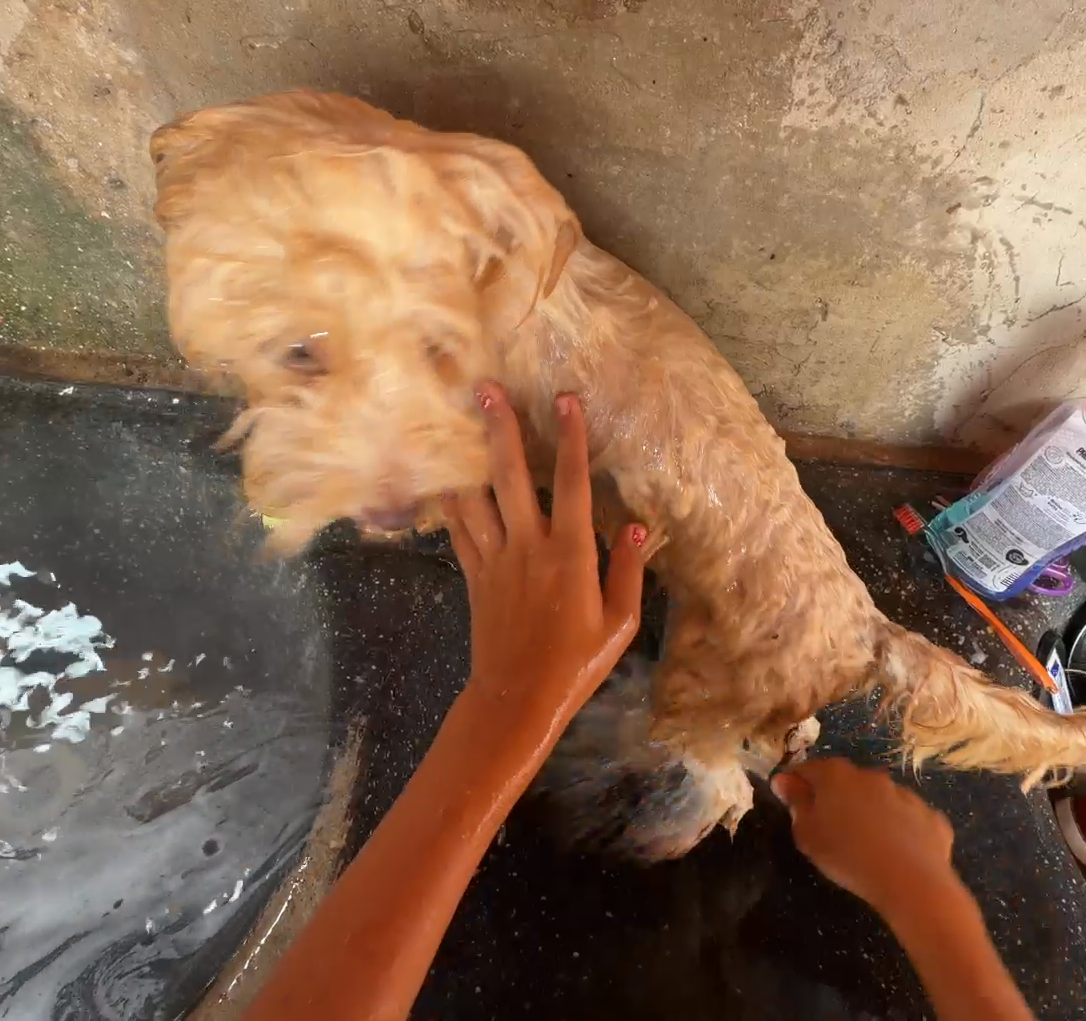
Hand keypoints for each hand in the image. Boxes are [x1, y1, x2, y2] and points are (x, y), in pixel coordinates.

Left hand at [442, 381, 647, 731]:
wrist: (518, 698)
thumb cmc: (577, 662)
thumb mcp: (620, 622)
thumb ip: (629, 569)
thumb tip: (640, 525)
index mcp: (570, 554)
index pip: (573, 484)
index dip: (571, 439)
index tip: (567, 400)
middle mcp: (529, 545)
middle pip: (512, 475)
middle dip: (500, 428)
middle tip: (486, 388)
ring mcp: (495, 558)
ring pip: (478, 496)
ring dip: (469, 454)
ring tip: (457, 418)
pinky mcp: (473, 574)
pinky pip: (459, 528)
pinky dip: (452, 499)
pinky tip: (445, 474)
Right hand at [770, 758, 957, 907]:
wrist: (911, 882)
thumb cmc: (847, 855)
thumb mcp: (807, 834)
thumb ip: (795, 803)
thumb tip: (783, 779)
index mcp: (834, 775)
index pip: (806, 769)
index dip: (795, 784)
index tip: (790, 801)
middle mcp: (869, 775)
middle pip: (844, 781)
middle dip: (835, 797)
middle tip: (830, 828)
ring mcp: (903, 794)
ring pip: (879, 798)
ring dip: (870, 812)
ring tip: (867, 844)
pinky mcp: (930, 816)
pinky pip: (908, 819)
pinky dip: (902, 830)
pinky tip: (900, 853)